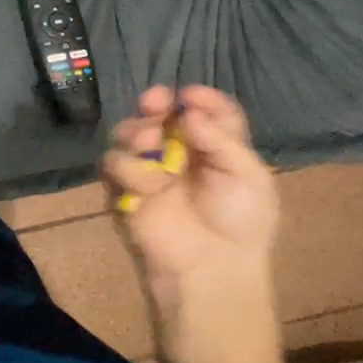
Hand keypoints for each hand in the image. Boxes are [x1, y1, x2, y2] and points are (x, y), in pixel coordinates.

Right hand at [103, 86, 277, 295]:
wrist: (209, 266)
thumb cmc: (240, 222)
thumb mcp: (249, 177)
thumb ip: (220, 138)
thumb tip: (188, 110)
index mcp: (214, 146)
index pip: (203, 110)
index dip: (197, 98)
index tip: (187, 95)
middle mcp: (179, 151)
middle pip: (158, 113)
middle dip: (154, 103)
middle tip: (154, 103)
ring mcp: (148, 168)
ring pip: (129, 132)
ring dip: (137, 131)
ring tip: (149, 145)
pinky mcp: (123, 188)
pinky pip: (114, 163)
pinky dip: (129, 169)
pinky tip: (148, 186)